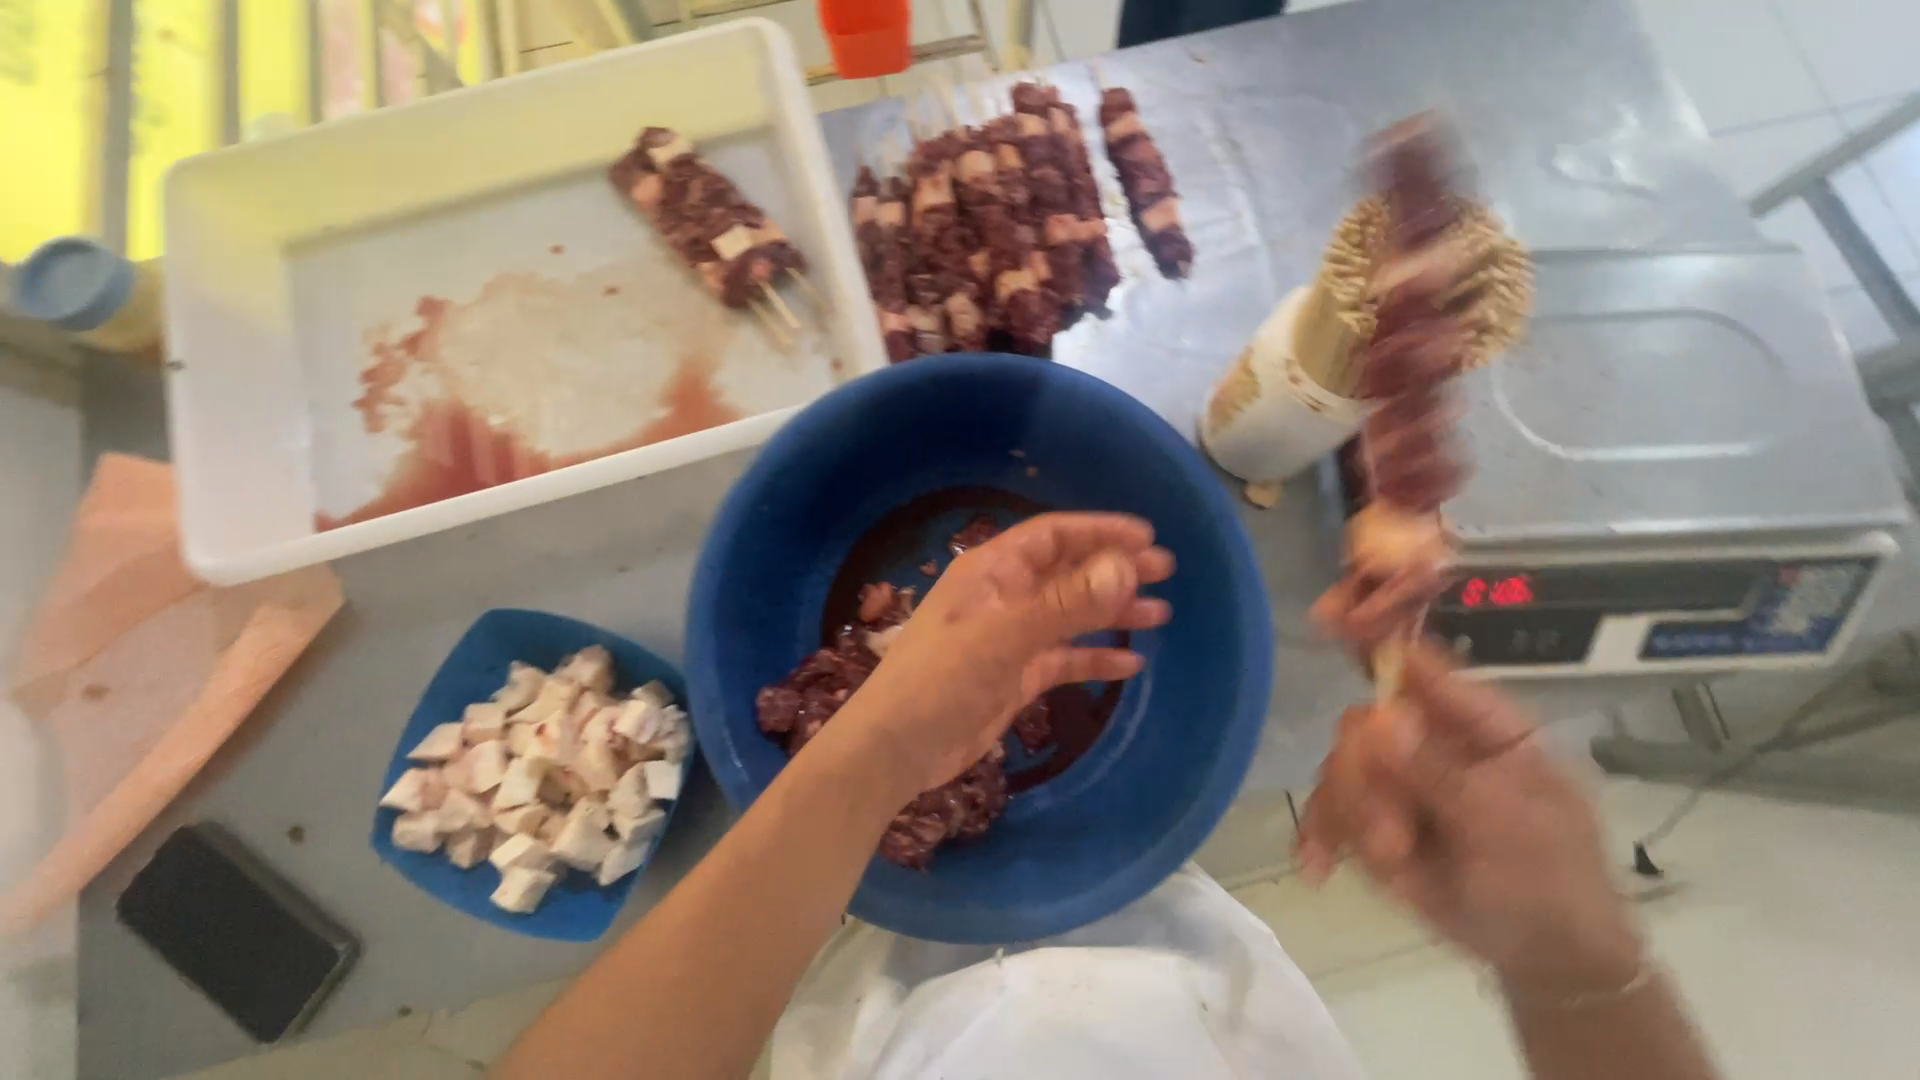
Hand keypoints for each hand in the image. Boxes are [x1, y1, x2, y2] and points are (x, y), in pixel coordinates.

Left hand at [833, 513, 1173, 801]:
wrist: (896, 748)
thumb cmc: (941, 678)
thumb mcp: (1005, 635)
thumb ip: (1065, 603)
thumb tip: (1125, 566)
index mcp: (993, 572)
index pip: (1053, 536)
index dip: (1099, 531)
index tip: (1147, 537)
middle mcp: (1005, 597)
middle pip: (1068, 573)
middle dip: (1114, 570)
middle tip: (1166, 572)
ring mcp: (1011, 638)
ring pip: (1071, 617)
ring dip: (1111, 612)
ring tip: (1159, 614)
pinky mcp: (1016, 677)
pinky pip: (1064, 659)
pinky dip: (1094, 658)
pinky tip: (1130, 664)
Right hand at [1296, 638, 1641, 995]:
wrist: (1543, 956)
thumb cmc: (1550, 880)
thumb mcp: (1506, 823)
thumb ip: (1437, 770)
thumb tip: (1378, 717)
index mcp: (1478, 725)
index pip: (1423, 667)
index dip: (1377, 644)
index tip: (1328, 620)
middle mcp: (1430, 739)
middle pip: (1364, 724)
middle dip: (1367, 779)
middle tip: (1392, 832)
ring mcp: (1397, 779)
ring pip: (1340, 766)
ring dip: (1356, 816)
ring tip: (1391, 862)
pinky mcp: (1372, 816)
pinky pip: (1328, 806)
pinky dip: (1321, 834)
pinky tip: (1317, 867)